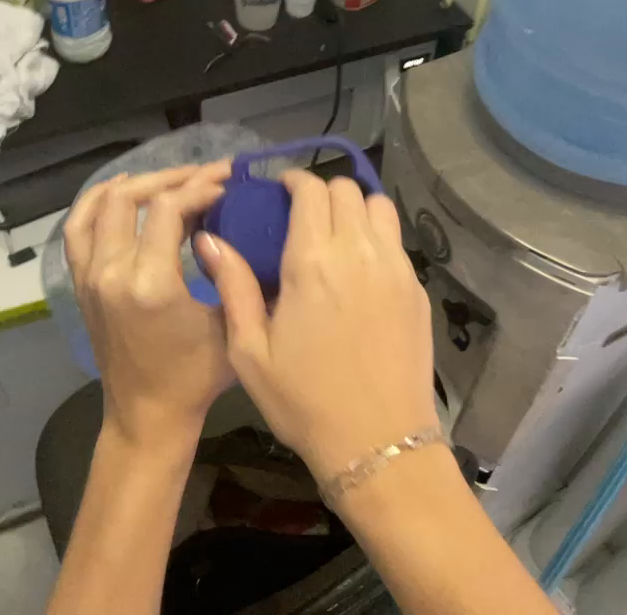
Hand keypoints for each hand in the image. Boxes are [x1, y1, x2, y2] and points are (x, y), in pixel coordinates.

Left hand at [65, 162, 233, 449]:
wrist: (147, 418)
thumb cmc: (197, 377)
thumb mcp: (232, 324)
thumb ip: (232, 270)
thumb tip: (229, 223)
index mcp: (150, 283)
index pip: (169, 208)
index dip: (200, 187)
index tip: (228, 184)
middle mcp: (111, 273)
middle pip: (131, 197)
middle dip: (173, 177)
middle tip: (207, 175)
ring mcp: (89, 277)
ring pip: (100, 206)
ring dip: (137, 184)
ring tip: (171, 179)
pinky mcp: (81, 284)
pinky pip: (78, 228)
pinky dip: (96, 202)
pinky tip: (120, 191)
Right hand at [195, 171, 438, 478]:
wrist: (379, 445)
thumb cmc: (304, 401)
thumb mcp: (249, 351)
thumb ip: (232, 286)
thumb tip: (209, 239)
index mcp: (313, 261)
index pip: (310, 190)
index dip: (293, 181)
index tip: (280, 191)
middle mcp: (359, 251)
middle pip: (347, 189)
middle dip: (322, 191)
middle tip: (303, 215)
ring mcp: (395, 268)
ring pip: (379, 207)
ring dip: (355, 207)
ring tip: (336, 233)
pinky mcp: (417, 289)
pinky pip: (397, 241)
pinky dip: (377, 236)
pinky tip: (361, 268)